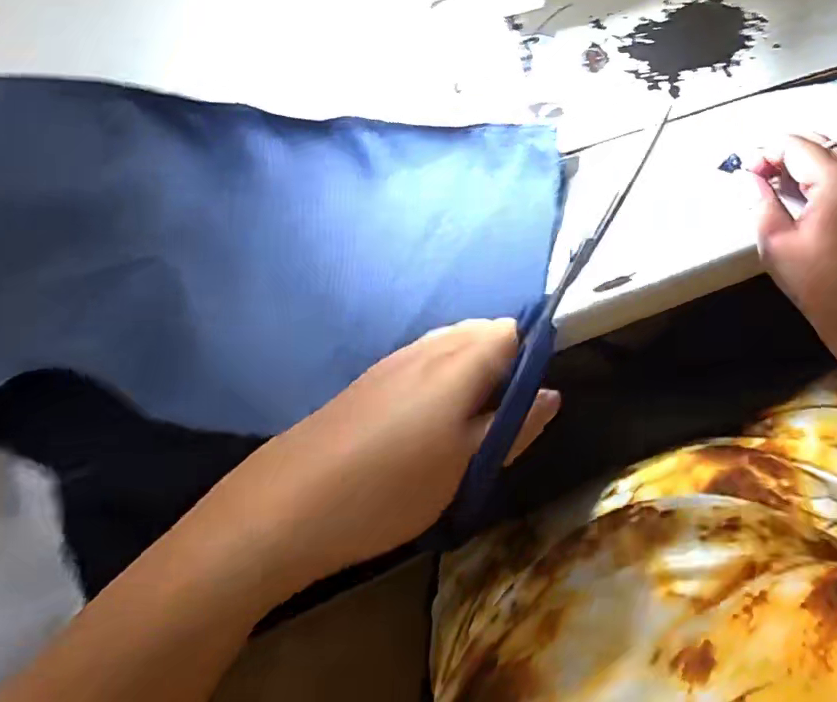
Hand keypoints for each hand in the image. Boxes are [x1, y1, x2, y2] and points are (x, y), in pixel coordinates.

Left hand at [175, 319, 559, 602]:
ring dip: (471, 373)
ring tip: (466, 427)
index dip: (532, 357)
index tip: (529, 402)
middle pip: (483, 333)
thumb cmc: (390, 488)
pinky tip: (425, 426)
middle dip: (504, 364)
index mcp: (461, 360)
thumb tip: (552, 393)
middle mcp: (430, 347)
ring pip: (452, 347)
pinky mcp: (369, 381)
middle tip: (500, 419)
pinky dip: (440, 381)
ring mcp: (394, 360)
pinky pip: (423, 362)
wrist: (284, 508)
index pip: (514, 329)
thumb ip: (515, 425)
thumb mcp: (467, 466)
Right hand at [744, 134, 836, 341]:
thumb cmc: (816, 282)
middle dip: (782, 153)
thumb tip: (746, 175)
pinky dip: (816, 172)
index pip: (795, 145)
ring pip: (828, 153)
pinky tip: (797, 194)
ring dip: (799, 161)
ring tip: (773, 185)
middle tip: (758, 178)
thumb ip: (760, 199)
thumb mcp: (775, 242)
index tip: (747, 175)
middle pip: (815, 142)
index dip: (765, 153)